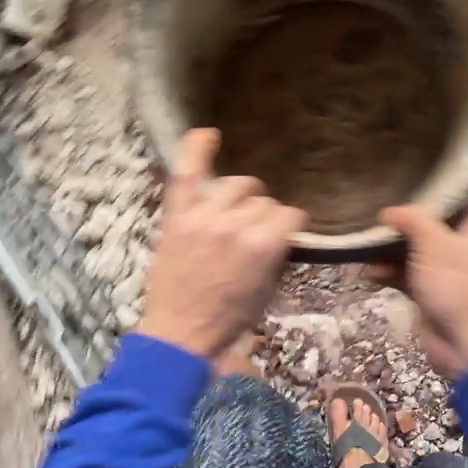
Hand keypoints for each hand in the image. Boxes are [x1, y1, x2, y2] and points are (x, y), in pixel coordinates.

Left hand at [137, 129, 307, 358]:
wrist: (180, 334)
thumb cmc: (229, 319)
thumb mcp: (268, 290)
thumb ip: (277, 254)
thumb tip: (282, 232)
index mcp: (264, 246)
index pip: (289, 215)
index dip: (290, 225)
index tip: (286, 234)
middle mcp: (235, 225)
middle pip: (262, 200)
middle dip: (264, 215)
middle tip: (254, 234)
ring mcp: (203, 217)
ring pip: (234, 184)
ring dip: (241, 195)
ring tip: (236, 209)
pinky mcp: (177, 218)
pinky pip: (186, 174)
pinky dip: (196, 150)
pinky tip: (209, 134)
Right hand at [376, 205, 467, 379]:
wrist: (462, 345)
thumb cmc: (453, 287)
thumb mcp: (434, 245)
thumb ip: (413, 220)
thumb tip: (390, 211)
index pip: (454, 206)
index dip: (429, 200)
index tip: (401, 195)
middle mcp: (462, 251)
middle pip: (428, 231)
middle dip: (400, 229)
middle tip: (375, 222)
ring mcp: (446, 275)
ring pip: (414, 255)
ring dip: (388, 253)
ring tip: (363, 249)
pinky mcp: (430, 295)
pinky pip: (407, 277)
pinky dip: (389, 274)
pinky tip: (368, 273)